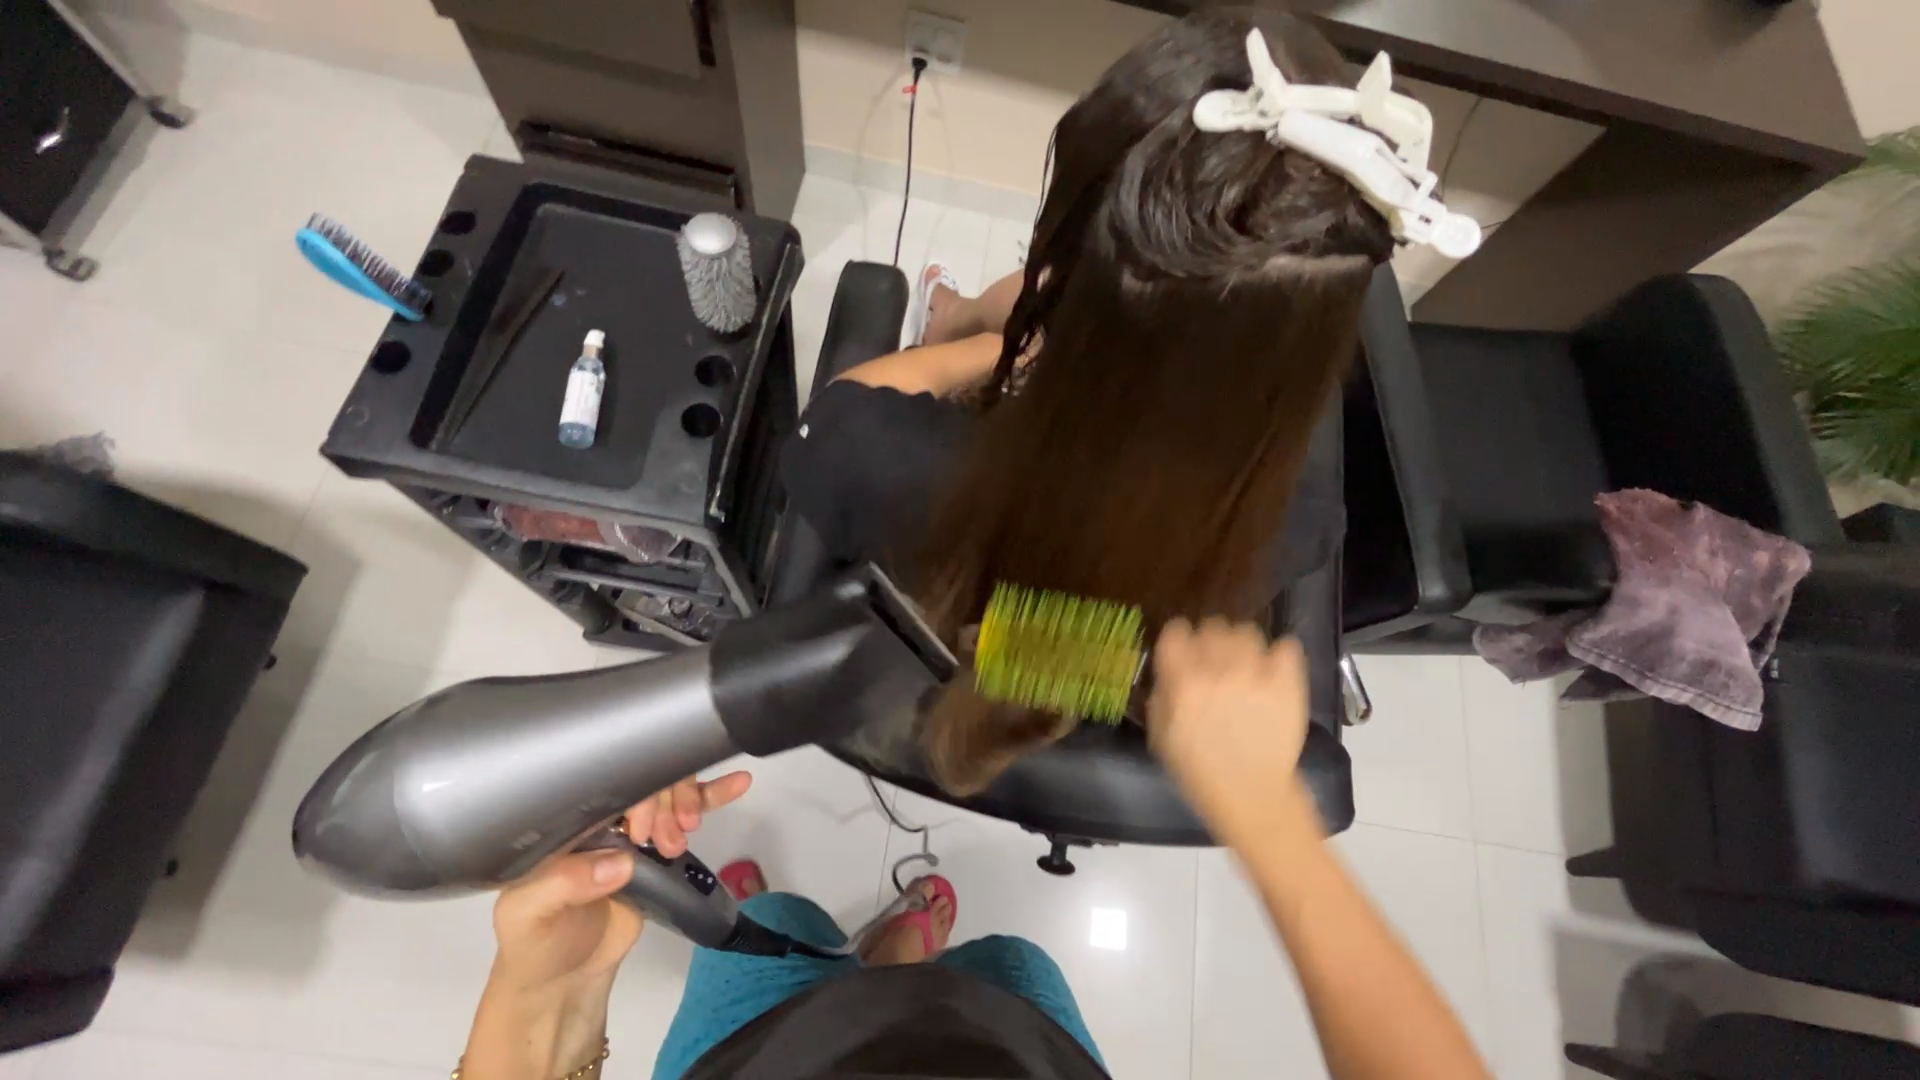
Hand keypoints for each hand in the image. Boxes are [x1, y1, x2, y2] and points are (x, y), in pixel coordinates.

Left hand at [489, 771, 751, 994]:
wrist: (566, 980)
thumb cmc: (535, 944)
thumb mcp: (528, 917)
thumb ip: (564, 885)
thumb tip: (618, 862)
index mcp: (566, 820)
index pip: (604, 784)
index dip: (631, 796)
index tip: (643, 828)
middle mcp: (600, 817)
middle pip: (644, 781)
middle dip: (664, 804)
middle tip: (666, 841)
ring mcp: (632, 829)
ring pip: (669, 792)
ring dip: (687, 803)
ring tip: (685, 833)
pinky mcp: (658, 847)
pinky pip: (687, 815)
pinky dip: (712, 797)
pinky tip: (737, 783)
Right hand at [1146, 618, 1314, 846]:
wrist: (1253, 796)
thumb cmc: (1200, 771)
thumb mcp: (1161, 735)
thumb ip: (1161, 695)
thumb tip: (1168, 672)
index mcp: (1181, 681)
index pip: (1176, 631)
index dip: (1179, 640)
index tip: (1182, 652)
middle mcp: (1217, 669)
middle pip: (1212, 626)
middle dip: (1210, 640)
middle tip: (1214, 661)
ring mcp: (1256, 673)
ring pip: (1247, 632)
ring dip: (1242, 645)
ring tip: (1245, 665)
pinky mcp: (1288, 683)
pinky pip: (1285, 647)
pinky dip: (1278, 655)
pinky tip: (1272, 671)